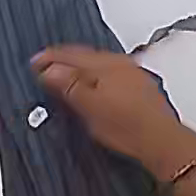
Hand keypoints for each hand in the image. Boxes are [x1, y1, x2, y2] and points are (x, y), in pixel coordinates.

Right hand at [31, 46, 195, 180]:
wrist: (161, 141)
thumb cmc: (126, 126)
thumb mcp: (89, 107)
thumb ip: (69, 85)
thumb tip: (49, 69)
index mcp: (105, 64)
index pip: (71, 54)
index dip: (50, 58)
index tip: (34, 64)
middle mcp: (121, 63)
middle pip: (86, 55)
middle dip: (64, 60)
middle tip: (45, 68)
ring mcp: (133, 73)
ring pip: (99, 63)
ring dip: (80, 68)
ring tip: (66, 77)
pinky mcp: (141, 87)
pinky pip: (111, 73)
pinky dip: (96, 76)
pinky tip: (93, 87)